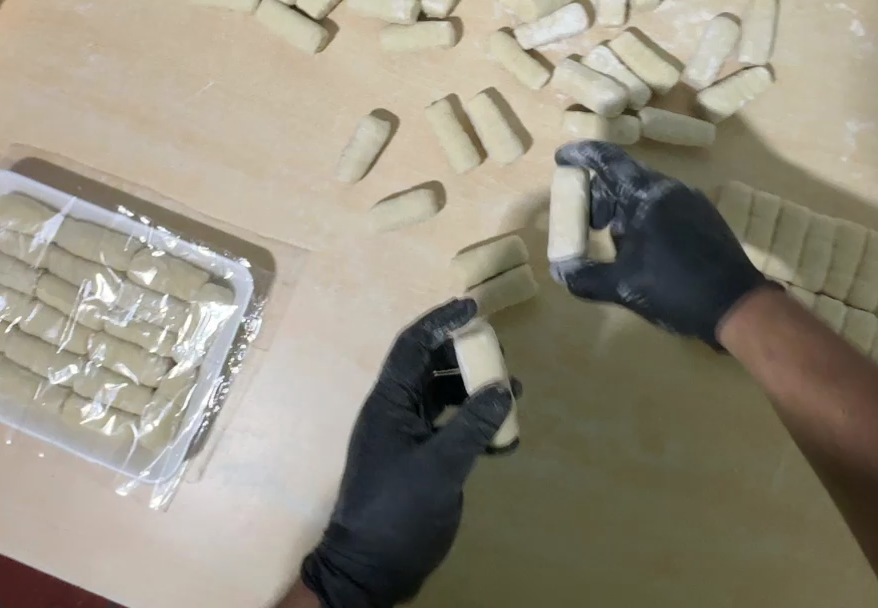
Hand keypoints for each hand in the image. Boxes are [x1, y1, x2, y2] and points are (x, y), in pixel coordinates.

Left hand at [300, 299, 516, 607]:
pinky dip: (470, 420)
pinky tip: (500, 431)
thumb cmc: (397, 510)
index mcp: (388, 401)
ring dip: (470, 387)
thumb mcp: (441, 466)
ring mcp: (404, 433)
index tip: (472, 307)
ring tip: (507, 387)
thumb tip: (502, 388)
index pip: (412, 345)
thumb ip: (472, 424)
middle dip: (461, 352)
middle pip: (427, 364)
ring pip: (439, 393)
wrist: (370, 569)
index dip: (440, 321)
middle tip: (496, 348)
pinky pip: (445, 423)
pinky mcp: (417, 456)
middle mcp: (394, 409)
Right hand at [552, 140, 767, 345]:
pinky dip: (644, 216)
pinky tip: (644, 249)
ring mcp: (691, 201)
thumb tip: (560, 272)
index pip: (608, 160)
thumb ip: (586, 277)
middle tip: (588, 222)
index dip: (582, 156)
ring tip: (614, 242)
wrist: (738, 306)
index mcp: (647, 195)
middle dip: (599, 195)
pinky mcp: (705, 216)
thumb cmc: (676, 290)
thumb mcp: (623, 286)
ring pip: (644, 192)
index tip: (561, 159)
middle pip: (624, 176)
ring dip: (622, 209)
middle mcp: (670, 189)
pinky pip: (664, 205)